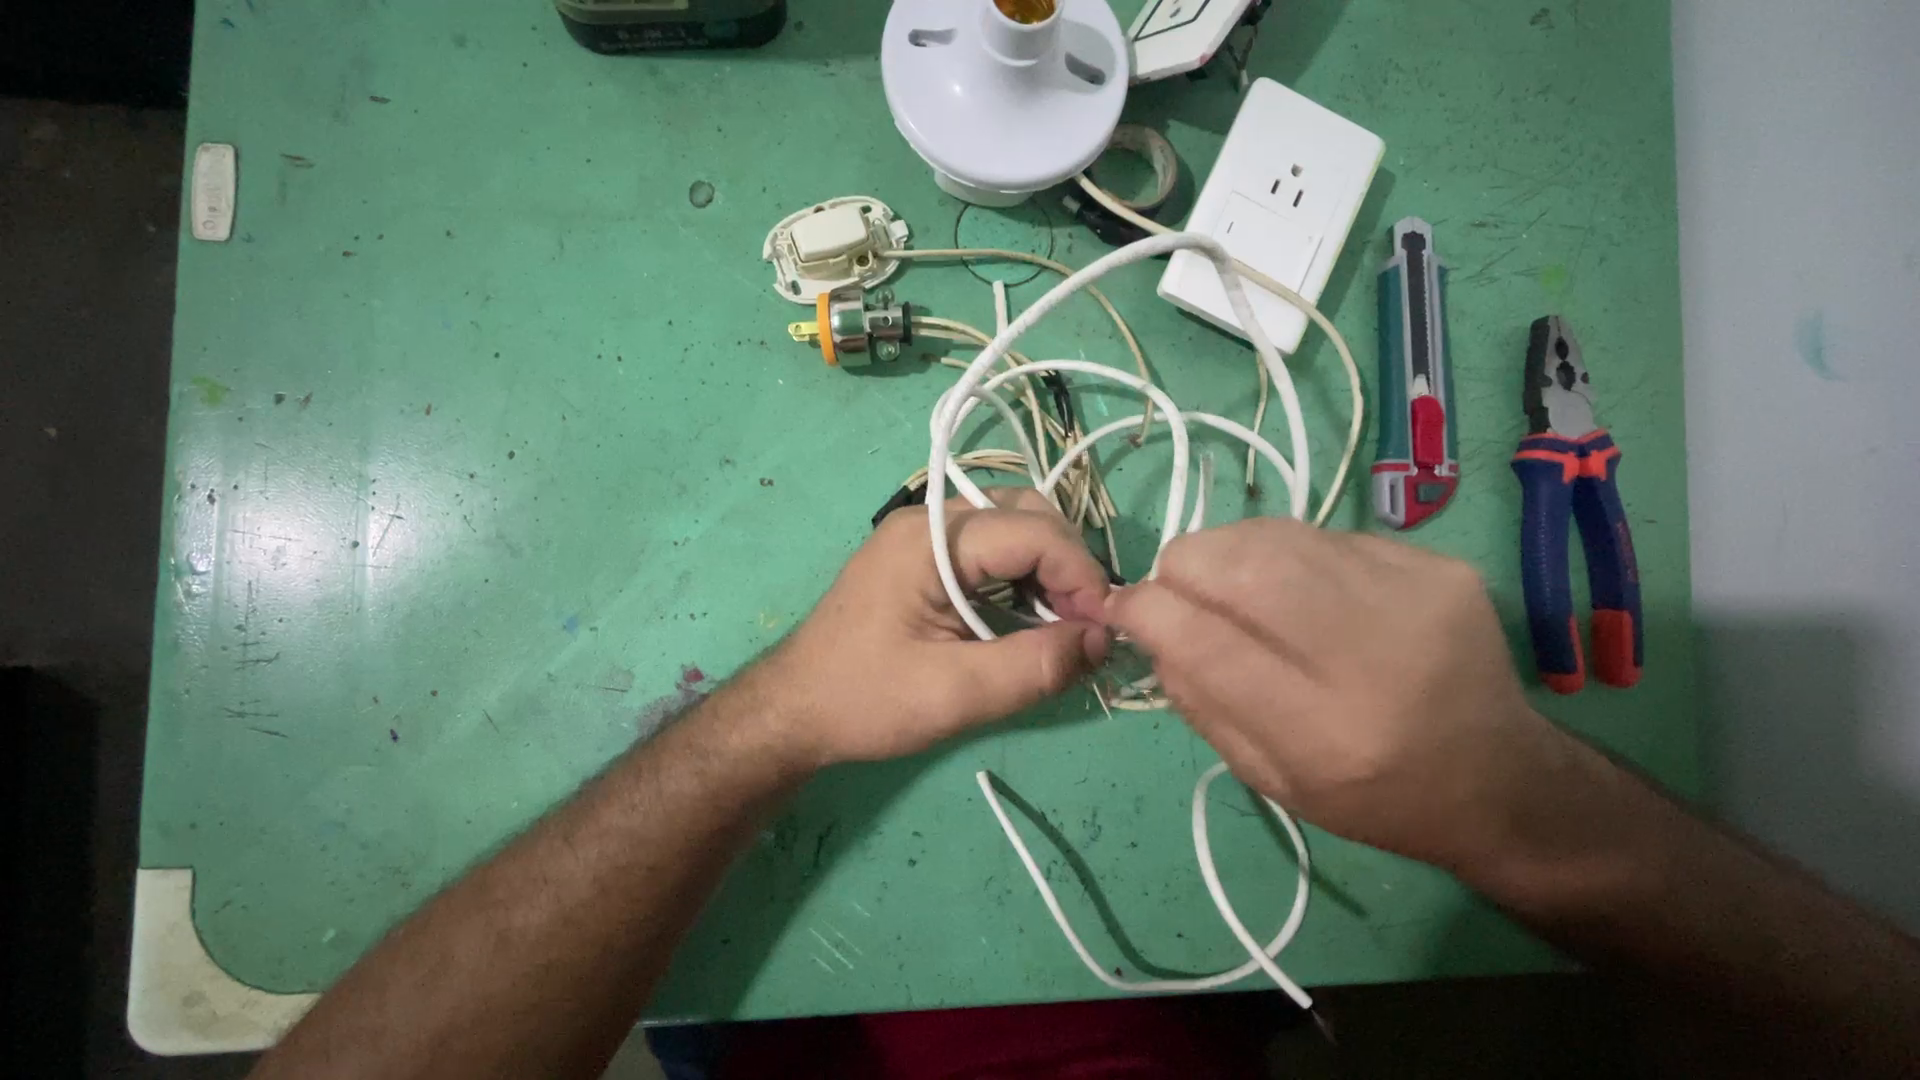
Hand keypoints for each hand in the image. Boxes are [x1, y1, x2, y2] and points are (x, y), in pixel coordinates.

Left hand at [757, 487, 1109, 766]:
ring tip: (1062, 623)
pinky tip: (1029, 617)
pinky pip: (990, 549)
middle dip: (1067, 564)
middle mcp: (929, 520)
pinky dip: (1022, 576)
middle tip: (1083, 625)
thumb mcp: (955, 695)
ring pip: (1013, 526)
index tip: (1102, 630)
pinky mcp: (923, 558)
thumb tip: (1102, 641)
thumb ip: (1034, 666)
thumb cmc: (865, 700)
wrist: (794, 710)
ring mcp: (923, 535)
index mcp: (931, 539)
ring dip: (1048, 569)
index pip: (1034, 531)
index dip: (1080, 575)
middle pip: (1027, 514)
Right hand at [1106, 518, 1574, 871]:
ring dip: (1226, 554)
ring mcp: (1413, 595)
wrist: (1500, 779)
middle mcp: (1373, 654)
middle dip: (1181, 568)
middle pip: (1237, 565)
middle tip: (1176, 591)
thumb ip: (1196, 700)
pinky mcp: (1435, 564)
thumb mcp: (1266, 778)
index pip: (1203, 640)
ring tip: (1232, 590)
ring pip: (1272, 534)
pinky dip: (1284, 555)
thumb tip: (1148, 624)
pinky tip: (1300, 591)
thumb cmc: (1370, 795)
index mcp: (1324, 732)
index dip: (1145, 611)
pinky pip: (1319, 535)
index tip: (1121, 608)